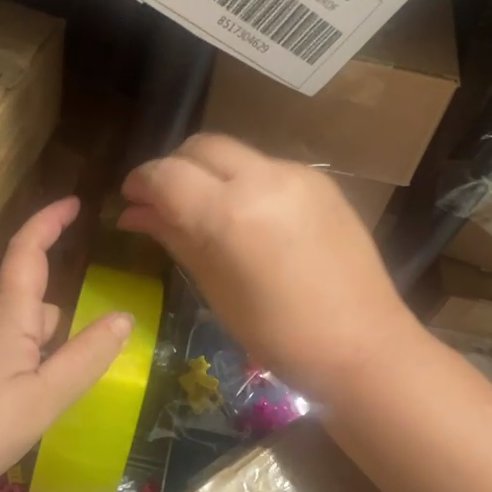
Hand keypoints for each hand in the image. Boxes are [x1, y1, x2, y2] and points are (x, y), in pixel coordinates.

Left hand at [0, 197, 131, 491]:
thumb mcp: (45, 397)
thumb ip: (86, 357)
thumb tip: (124, 315)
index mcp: (8, 320)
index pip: (28, 254)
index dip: (49, 223)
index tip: (74, 202)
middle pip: (31, 305)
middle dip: (63, 320)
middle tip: (93, 355)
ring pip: (18, 338)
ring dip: (45, 352)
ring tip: (66, 393)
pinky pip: (1, 362)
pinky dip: (25, 373)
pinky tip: (28, 413)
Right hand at [120, 134, 418, 396]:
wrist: (362, 345)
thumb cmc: (278, 334)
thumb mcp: (215, 288)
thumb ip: (174, 238)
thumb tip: (135, 214)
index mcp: (229, 212)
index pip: (166, 174)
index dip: (140, 183)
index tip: (130, 201)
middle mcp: (263, 178)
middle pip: (201, 147)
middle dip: (174, 168)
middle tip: (162, 203)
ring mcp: (298, 175)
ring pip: (236, 154)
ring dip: (210, 173)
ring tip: (204, 213)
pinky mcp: (323, 183)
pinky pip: (268, 168)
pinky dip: (244, 182)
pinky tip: (247, 219)